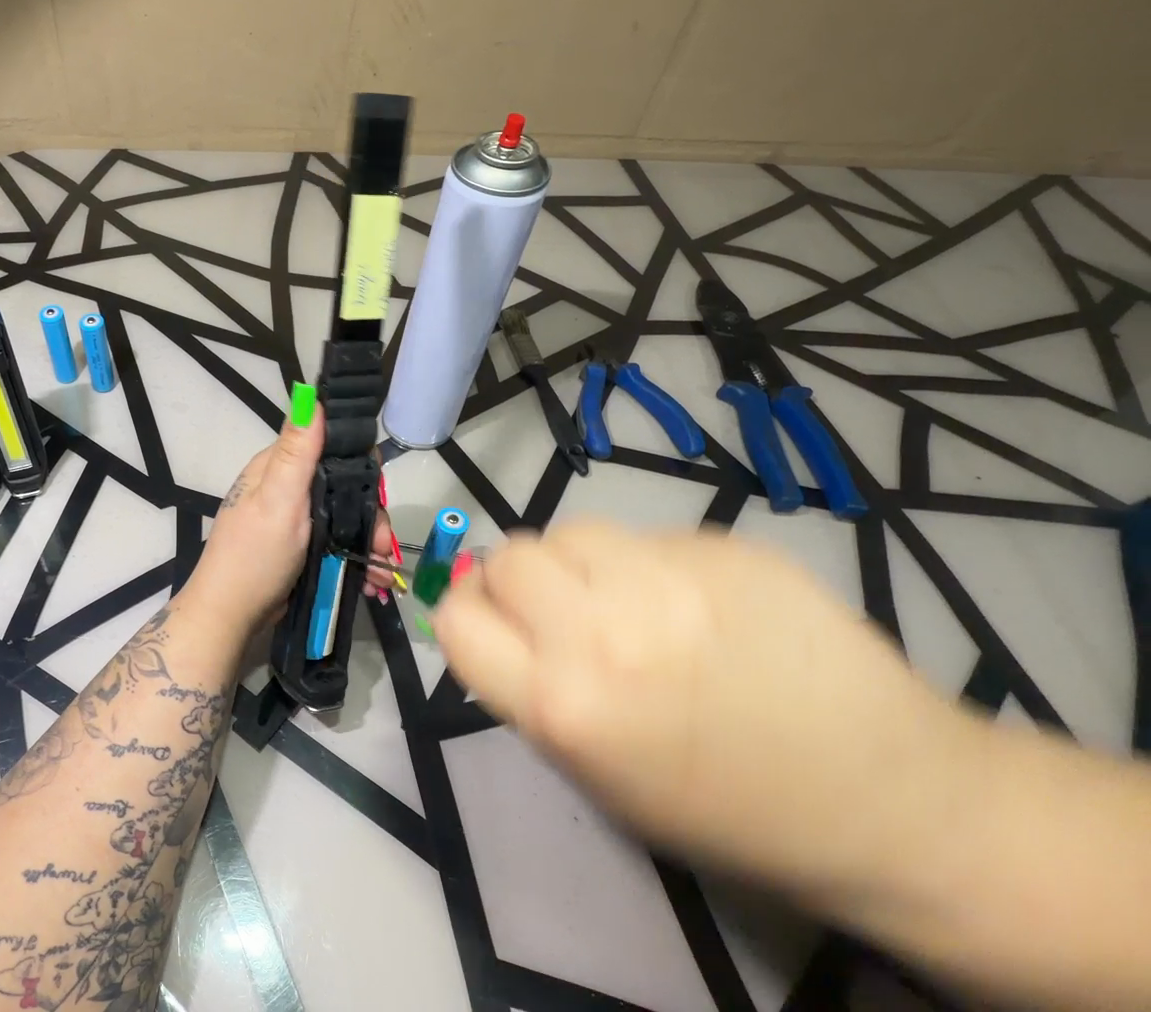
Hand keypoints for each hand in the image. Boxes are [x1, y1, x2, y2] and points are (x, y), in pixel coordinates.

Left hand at [180, 419, 394, 633]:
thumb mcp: (278, 500)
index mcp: (277, 469)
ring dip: (369, 543)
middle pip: (344, 488)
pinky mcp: (301, 549)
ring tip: (382, 572)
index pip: (328, 447)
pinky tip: (372, 580)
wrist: (231, 616)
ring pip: (346, 519)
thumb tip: (310, 397)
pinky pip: (338, 545)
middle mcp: (286, 489)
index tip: (379, 492)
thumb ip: (297, 454)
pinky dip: (357, 560)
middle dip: (371, 516)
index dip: (359, 465)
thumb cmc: (254, 556)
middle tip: (384, 547)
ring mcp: (294, 521)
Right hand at [431, 520, 972, 898]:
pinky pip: (646, 536)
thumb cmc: (724, 808)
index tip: (496, 627)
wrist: (884, 795)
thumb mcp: (595, 773)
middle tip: (560, 612)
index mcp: (562, 705)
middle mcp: (602, 633)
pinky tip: (695, 603)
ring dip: (577, 562)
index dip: (468, 616)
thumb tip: (499, 622)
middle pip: (505, 558)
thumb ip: (530, 691)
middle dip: (518, 583)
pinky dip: (648, 563)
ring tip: (623, 599)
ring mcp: (668, 582)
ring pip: (570, 531)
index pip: (456, 617)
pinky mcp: (725, 549)